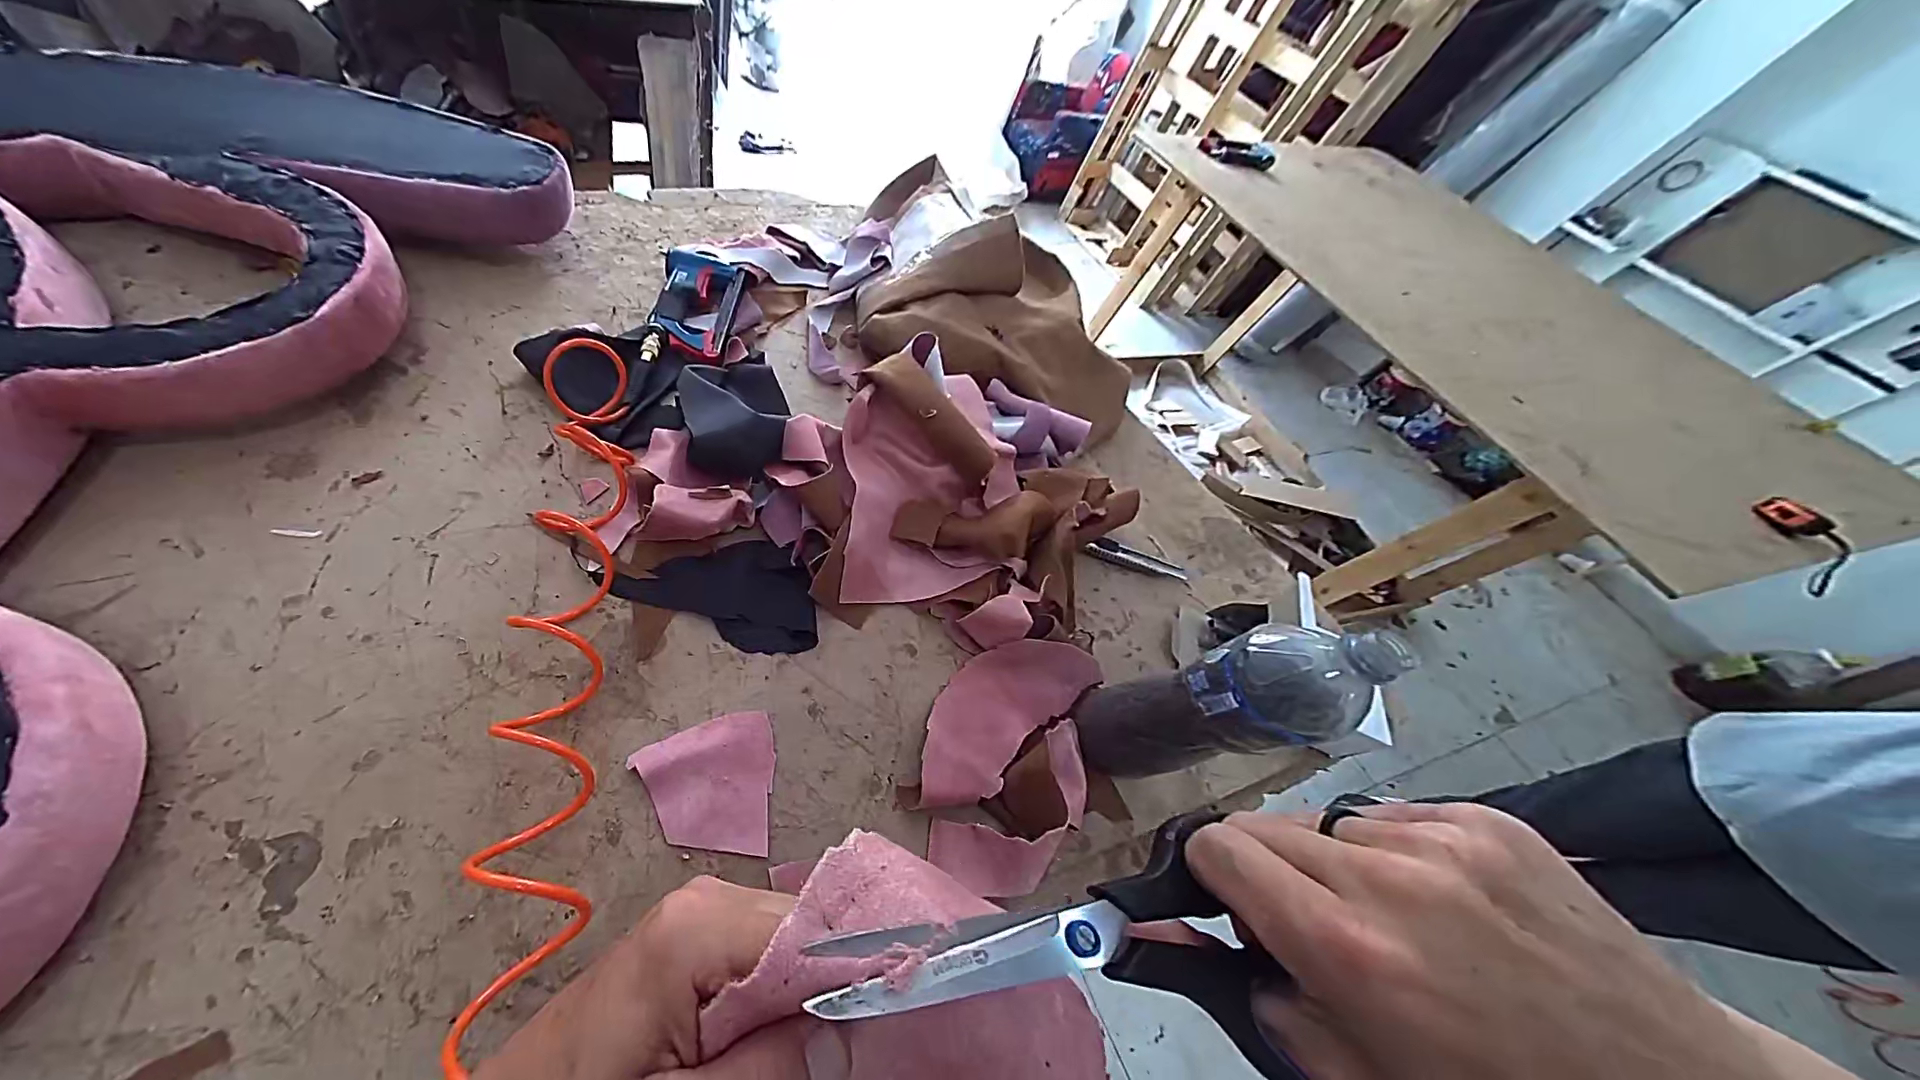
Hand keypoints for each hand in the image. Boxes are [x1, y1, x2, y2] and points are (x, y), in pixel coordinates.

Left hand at [475, 876, 836, 1079]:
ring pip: (791, 933)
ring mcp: (701, 905)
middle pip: (805, 926)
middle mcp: (707, 895)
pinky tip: (771, 1021)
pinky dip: (780, 980)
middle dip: (826, 980)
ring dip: (805, 984)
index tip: (888, 1006)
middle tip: (838, 1039)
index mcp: (699, 925)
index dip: (856, 967)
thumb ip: (766, 1067)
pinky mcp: (696, 924)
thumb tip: (843, 1033)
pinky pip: (764, 942)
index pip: (812, 930)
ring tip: (800, 1037)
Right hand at [1185, 804, 1833, 1079]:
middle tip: (1301, 916)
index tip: (1226, 898)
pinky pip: (1389, 813)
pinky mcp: (1488, 817)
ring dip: (1328, 857)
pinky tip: (1436, 895)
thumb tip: (1168, 928)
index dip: (1208, 871)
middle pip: (1263, 823)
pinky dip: (1387, 848)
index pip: (1221, 848)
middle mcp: (1389, 873)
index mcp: (1350, 947)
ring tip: (1382, 910)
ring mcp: (1445, 835)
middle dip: (1262, 866)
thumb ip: (1253, 992)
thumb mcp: (1357, 1075)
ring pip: (1324, 818)